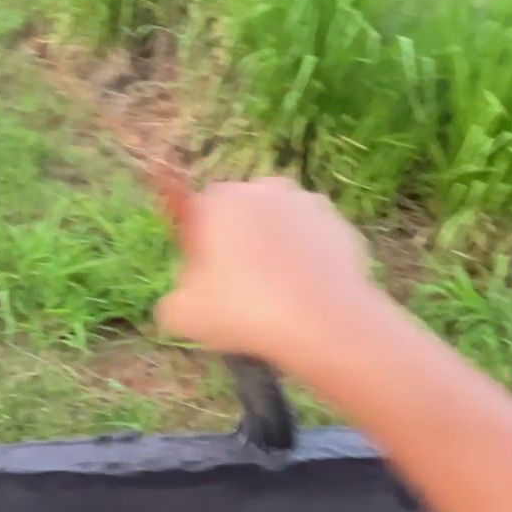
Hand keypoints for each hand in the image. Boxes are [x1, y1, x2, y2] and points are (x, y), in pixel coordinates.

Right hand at [154, 176, 394, 373]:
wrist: (322, 322)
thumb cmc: (242, 311)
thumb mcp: (182, 315)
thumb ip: (172, 299)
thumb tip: (183, 296)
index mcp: (219, 201)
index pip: (194, 212)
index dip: (194, 246)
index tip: (200, 278)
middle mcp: (263, 189)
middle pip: (237, 214)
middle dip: (232, 243)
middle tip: (232, 290)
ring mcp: (307, 202)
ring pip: (275, 225)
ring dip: (268, 250)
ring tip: (269, 297)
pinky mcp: (340, 224)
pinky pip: (308, 242)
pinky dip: (302, 261)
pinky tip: (299, 296)